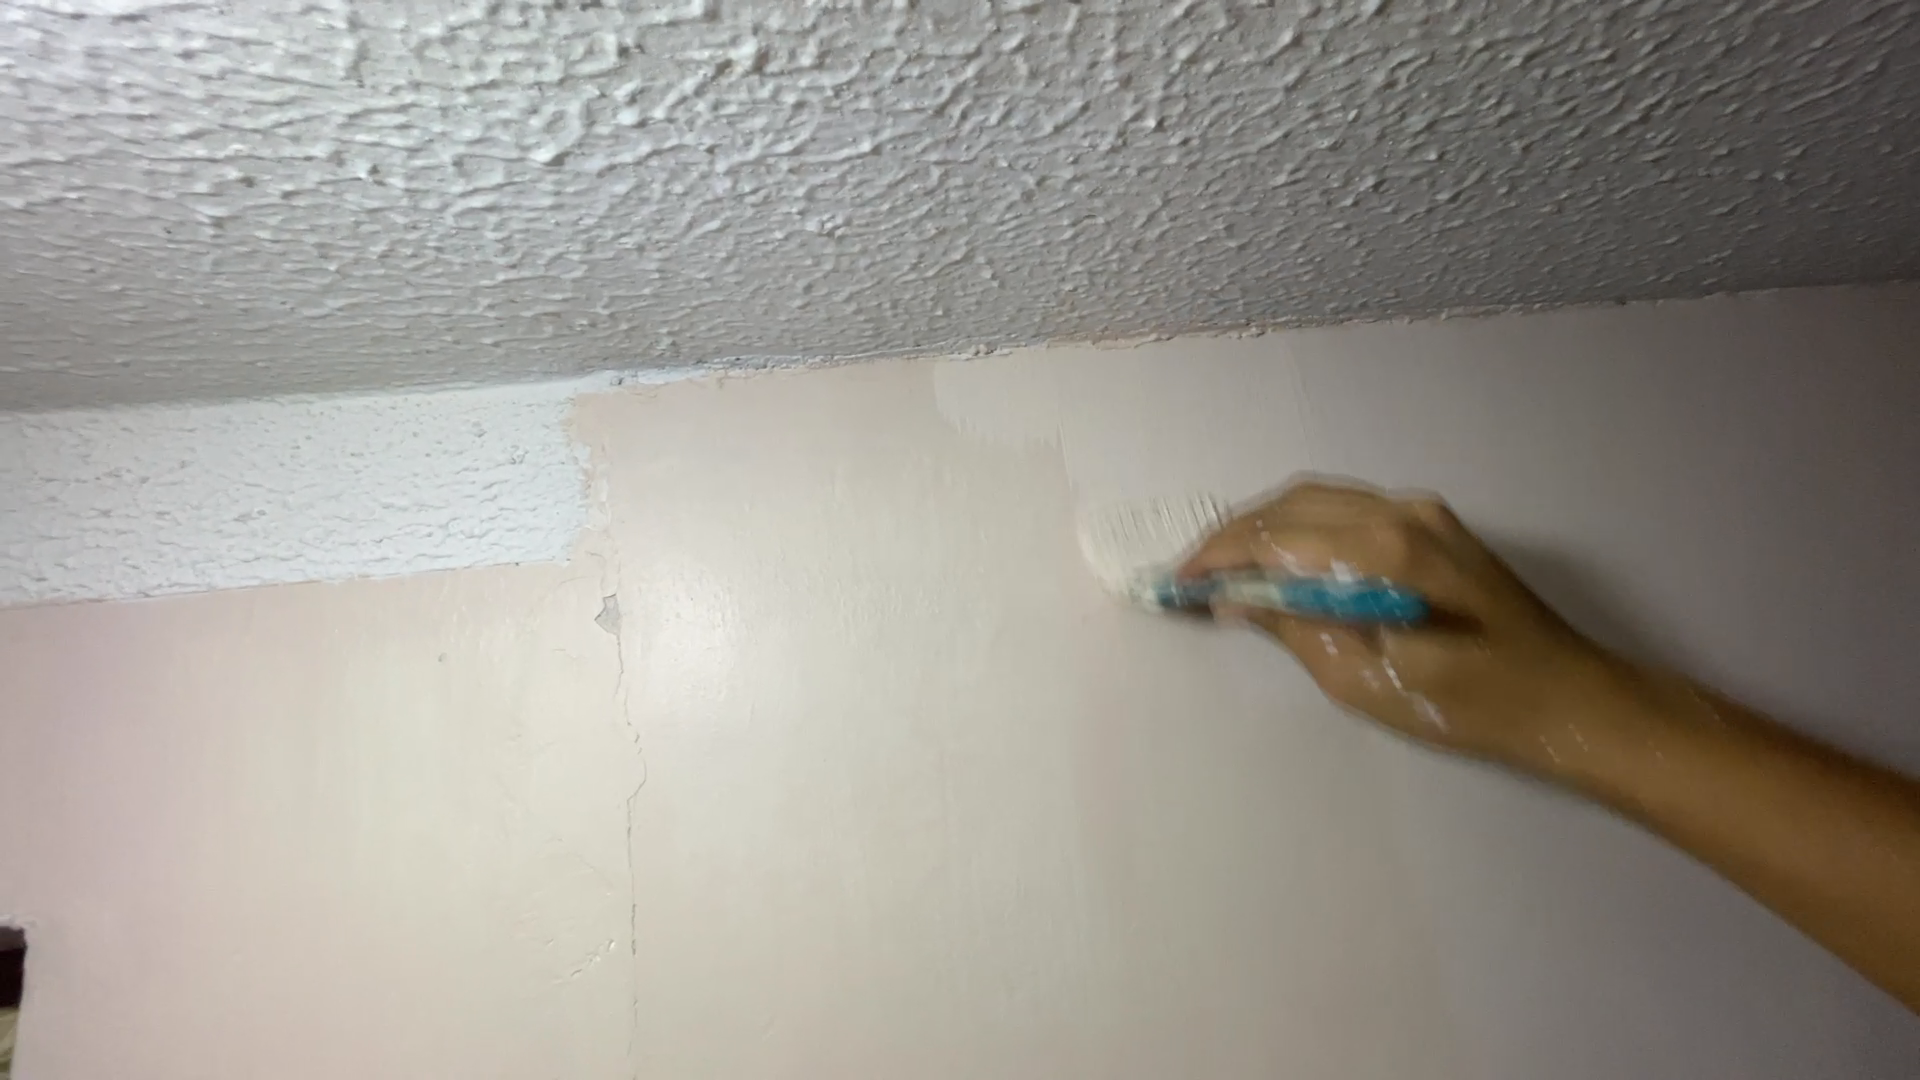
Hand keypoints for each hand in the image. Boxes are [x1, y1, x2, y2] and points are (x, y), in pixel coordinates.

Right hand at [1179, 478, 1639, 770]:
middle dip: (1231, 536)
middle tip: (1197, 574)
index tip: (1180, 581)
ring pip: (1313, 498)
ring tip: (1229, 564)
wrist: (1570, 699)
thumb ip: (1290, 624)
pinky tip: (1283, 555)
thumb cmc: (1464, 704)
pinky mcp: (1431, 518)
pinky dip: (1298, 524)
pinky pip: (1344, 506)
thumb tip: (1232, 598)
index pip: (1272, 536)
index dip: (1216, 556)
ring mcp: (1419, 508)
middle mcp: (1398, 511)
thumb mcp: (1360, 679)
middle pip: (1286, 506)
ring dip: (1262, 526)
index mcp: (1382, 552)